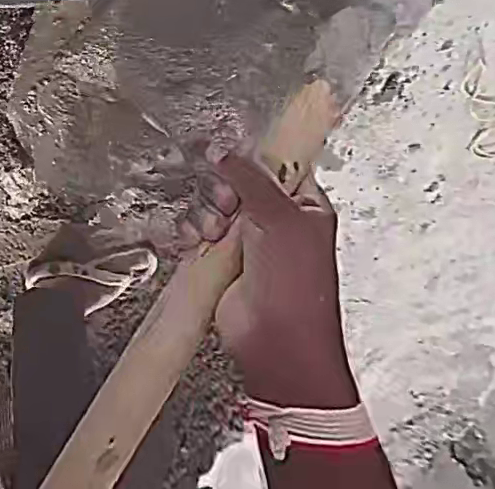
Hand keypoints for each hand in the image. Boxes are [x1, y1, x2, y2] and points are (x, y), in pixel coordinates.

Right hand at [183, 155, 358, 407]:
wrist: (276, 344)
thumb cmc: (294, 283)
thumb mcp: (278, 216)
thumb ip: (248, 176)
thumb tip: (220, 150)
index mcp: (302, 205)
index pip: (273, 164)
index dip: (250, 159)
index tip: (229, 158)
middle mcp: (274, 219)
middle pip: (235, 182)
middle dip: (223, 191)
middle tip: (227, 205)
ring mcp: (246, 240)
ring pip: (212, 204)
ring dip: (206, 214)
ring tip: (215, 232)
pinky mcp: (220, 259)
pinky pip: (196, 229)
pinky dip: (192, 232)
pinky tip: (198, 241)